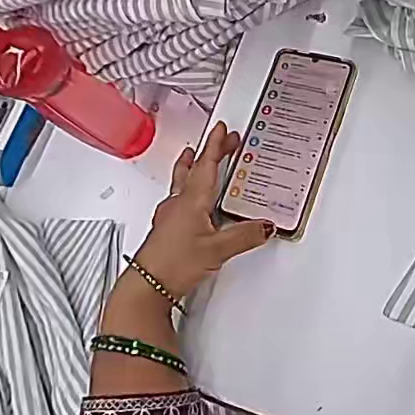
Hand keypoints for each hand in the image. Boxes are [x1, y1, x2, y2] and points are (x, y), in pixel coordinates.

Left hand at [131, 122, 274, 298]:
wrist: (147, 286)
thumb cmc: (173, 264)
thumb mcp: (218, 249)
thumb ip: (245, 236)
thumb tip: (266, 226)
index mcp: (192, 200)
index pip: (207, 165)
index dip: (216, 145)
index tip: (222, 129)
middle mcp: (178, 203)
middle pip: (195, 169)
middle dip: (210, 152)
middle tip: (223, 140)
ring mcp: (170, 215)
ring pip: (182, 182)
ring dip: (191, 166)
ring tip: (192, 157)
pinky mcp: (166, 228)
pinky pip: (178, 199)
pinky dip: (185, 190)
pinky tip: (187, 200)